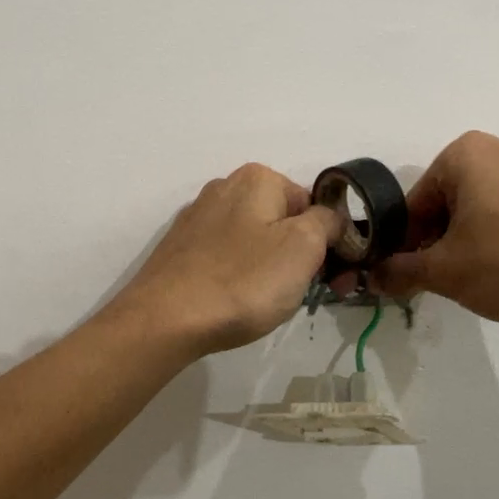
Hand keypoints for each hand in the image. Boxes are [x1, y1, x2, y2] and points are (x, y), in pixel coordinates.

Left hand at [110, 163, 342, 354]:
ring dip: (270, 270)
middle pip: (281, 221)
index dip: (329, 241)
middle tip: (303, 295)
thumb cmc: (243, 281)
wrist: (166, 320)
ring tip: (266, 305)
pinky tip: (234, 303)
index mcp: (258, 178)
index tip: (333, 279)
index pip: (312, 204)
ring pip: (253, 242)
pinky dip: (238, 278)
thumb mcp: (304, 247)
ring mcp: (196, 220)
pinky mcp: (179, 251)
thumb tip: (328, 218)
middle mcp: (224, 188)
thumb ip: (327, 222)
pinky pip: (225, 259)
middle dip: (300, 257)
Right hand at [375, 131, 498, 325]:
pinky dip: (498, 240)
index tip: (403, 278)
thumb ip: (400, 271)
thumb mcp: (446, 272)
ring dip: (465, 245)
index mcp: (464, 154)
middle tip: (441, 283)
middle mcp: (498, 148)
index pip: (410, 205)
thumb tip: (371, 276)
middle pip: (444, 204)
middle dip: (435, 244)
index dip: (401, 246)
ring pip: (476, 211)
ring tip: (478, 281)